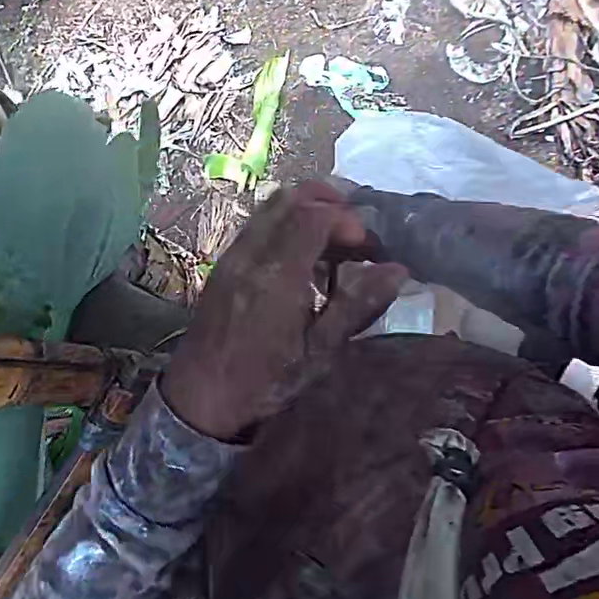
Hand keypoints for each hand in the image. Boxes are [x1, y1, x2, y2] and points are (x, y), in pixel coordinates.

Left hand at [161, 181, 408, 440]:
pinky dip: (288, 222)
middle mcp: (252, 255)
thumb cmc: (265, 381)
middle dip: (329, 203)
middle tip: (354, 232)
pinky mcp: (225, 263)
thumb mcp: (320, 352)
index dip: (346, 220)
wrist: (200, 398)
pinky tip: (304, 254)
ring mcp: (234, 256)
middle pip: (290, 199)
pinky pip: (259, 223)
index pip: (313, 217)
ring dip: (307, 210)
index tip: (366, 247)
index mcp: (277, 277)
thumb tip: (398, 270)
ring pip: (272, 207)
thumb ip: (357, 305)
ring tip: (333, 239)